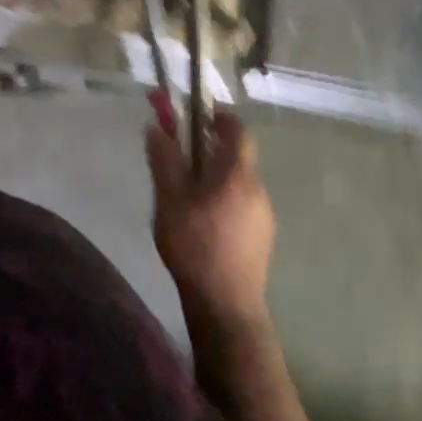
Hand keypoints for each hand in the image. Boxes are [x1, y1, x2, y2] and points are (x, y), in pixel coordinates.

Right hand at [146, 106, 275, 320]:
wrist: (226, 305)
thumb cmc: (194, 245)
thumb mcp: (169, 199)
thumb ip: (164, 160)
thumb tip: (157, 126)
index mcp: (237, 174)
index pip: (237, 130)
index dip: (218, 117)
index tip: (196, 116)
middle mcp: (257, 189)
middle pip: (237, 156)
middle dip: (210, 149)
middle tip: (180, 155)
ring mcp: (264, 215)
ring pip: (239, 181)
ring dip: (216, 175)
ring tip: (186, 192)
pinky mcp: (263, 236)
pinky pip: (243, 202)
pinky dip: (224, 197)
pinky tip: (202, 219)